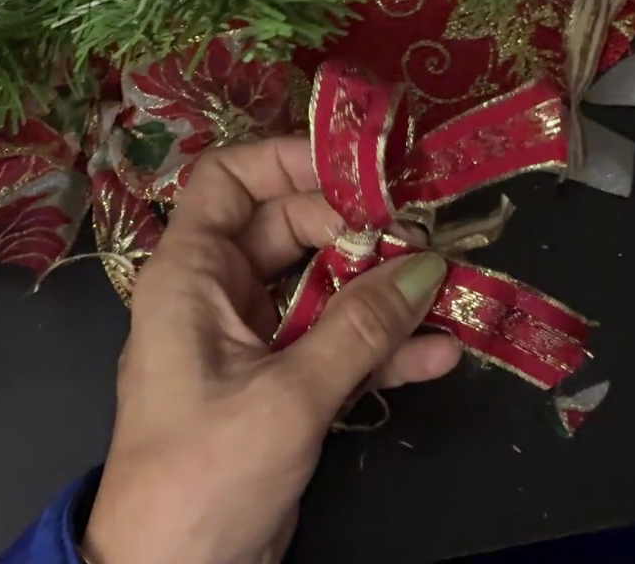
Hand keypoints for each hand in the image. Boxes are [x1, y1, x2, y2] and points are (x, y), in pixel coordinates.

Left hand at [82, 137, 460, 563]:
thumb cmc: (205, 476)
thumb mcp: (288, 397)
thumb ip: (360, 328)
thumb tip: (427, 267)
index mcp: (192, 272)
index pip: (229, 178)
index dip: (287, 159)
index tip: (358, 167)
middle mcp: (218, 290)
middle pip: (288, 225)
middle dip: (354, 226)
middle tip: (419, 235)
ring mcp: (250, 336)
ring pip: (318, 284)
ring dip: (376, 285)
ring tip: (442, 284)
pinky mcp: (278, 380)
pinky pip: (331, 343)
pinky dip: (378, 346)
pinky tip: (437, 354)